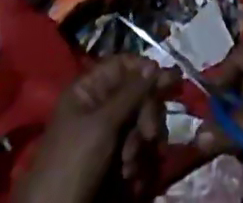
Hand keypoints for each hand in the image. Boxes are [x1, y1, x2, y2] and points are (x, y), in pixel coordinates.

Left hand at [15, 56, 178, 202]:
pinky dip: (139, 161)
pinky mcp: (115, 159)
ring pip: (140, 123)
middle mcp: (100, 106)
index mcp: (89, 89)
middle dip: (146, 115)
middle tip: (149, 135)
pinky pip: (138, 149)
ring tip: (130, 164)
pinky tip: (131, 176)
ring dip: (142, 143)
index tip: (169, 81)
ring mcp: (108, 133)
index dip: (145, 70)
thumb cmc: (74, 160)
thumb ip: (131, 93)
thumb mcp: (102, 124)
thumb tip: (154, 65)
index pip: (123, 65)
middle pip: (137, 94)